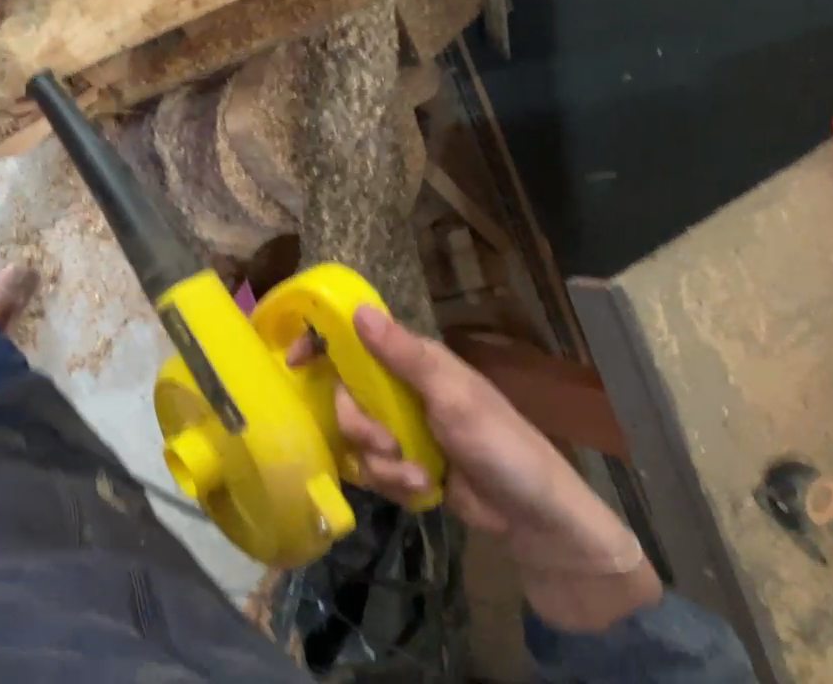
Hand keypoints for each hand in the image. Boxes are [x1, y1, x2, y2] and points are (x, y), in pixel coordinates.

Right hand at [336, 307, 662, 632]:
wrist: (537, 521)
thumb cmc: (503, 446)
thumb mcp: (453, 397)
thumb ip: (404, 356)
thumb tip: (357, 310)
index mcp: (413, 363)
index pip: (353, 340)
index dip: (319, 346)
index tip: (295, 362)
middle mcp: (400, 391)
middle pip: (342, 396)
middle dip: (358, 426)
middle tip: (386, 443)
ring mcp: (400, 429)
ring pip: (354, 437)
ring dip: (380, 462)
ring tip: (414, 475)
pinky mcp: (402, 465)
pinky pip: (370, 469)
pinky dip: (391, 482)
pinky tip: (420, 490)